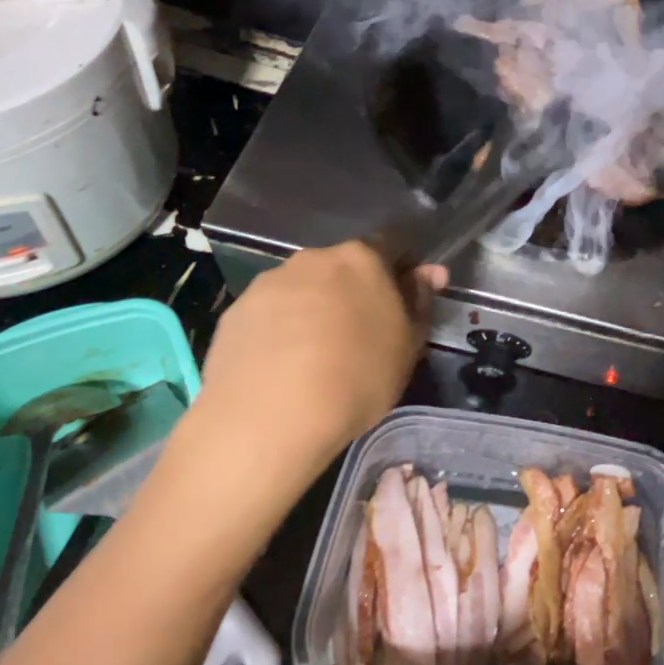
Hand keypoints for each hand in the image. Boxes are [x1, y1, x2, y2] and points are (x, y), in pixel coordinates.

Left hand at [192, 242, 446, 484]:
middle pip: (342, 268)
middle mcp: (313, 259)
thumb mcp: (407, 345)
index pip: (392, 246)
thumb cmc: (357, 377)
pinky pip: (269, 315)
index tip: (404, 303)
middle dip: (353, 292)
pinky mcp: (234, 314)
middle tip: (360, 335)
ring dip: (314, 310)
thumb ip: (419, 302)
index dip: (401, 272)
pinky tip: (282, 369)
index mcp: (361, 258)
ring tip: (315, 359)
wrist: (268, 418)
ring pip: (302, 290)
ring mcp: (268, 284)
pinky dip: (279, 332)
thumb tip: (429, 272)